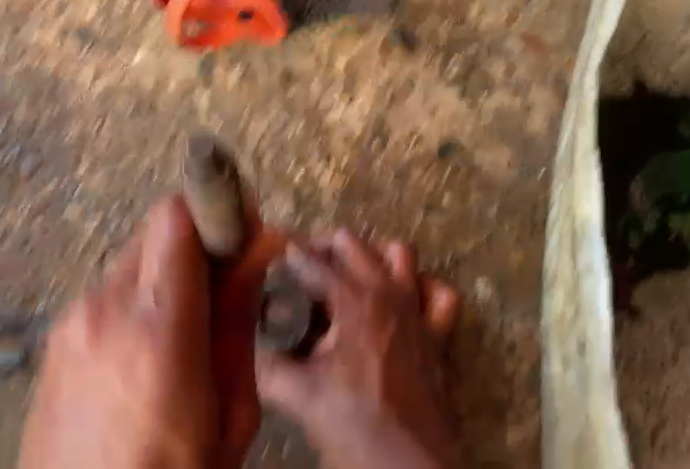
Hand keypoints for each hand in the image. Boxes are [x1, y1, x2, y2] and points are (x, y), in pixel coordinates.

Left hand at [18, 196, 281, 468]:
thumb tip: (263, 243)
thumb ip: (239, 318)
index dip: (215, 212)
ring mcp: (71, 321)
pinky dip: (135, 304)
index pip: (177, 215)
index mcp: (156, 326)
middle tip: (224, 290)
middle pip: (157, 232)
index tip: (243, 235)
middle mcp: (105, 307)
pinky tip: (145, 356)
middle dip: (197, 247)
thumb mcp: (229, 413)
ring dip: (166, 277)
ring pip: (132, 261)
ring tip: (184, 334)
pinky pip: (106, 294)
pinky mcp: (53, 337)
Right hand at [255, 231, 462, 468]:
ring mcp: (418, 309)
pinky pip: (440, 294)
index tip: (274, 251)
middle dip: (325, 248)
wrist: (407, 465)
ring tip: (351, 277)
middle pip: (353, 244)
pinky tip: (404, 301)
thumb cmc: (352, 425)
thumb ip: (267, 363)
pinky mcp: (439, 333)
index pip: (315, 262)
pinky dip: (422, 289)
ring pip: (399, 253)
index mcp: (353, 301)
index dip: (291, 254)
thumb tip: (248, 343)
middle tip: (304, 268)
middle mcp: (388, 293)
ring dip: (374, 257)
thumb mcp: (297, 395)